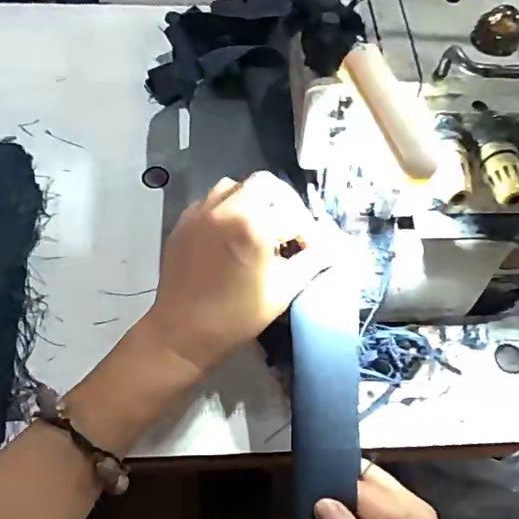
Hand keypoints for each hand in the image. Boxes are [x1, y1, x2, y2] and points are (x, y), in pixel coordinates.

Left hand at [140, 171, 336, 373]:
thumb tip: (336, 244)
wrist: (182, 333)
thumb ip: (312, 261)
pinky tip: (231, 234)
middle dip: (283, 205)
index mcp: (253, 226)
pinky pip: (210, 200)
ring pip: (235, 186)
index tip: (308, 249)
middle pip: (265, 185)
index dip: (308, 231)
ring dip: (254, 201)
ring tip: (260, 228)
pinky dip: (226, 208)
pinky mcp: (183, 222)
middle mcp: (225, 210)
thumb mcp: (283, 291)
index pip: (293, 213)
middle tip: (288, 231)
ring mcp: (200, 213)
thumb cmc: (236, 317)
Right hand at [315, 464, 485, 518]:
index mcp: (410, 518)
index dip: (332, 488)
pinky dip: (358, 512)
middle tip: (307, 502)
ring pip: (374, 490)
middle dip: (339, 485)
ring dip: (347, 499)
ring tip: (317, 514)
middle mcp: (416, 507)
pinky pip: (380, 507)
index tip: (301, 494)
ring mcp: (417, 517)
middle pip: (371, 478)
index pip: (362, 487)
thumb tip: (321, 501)